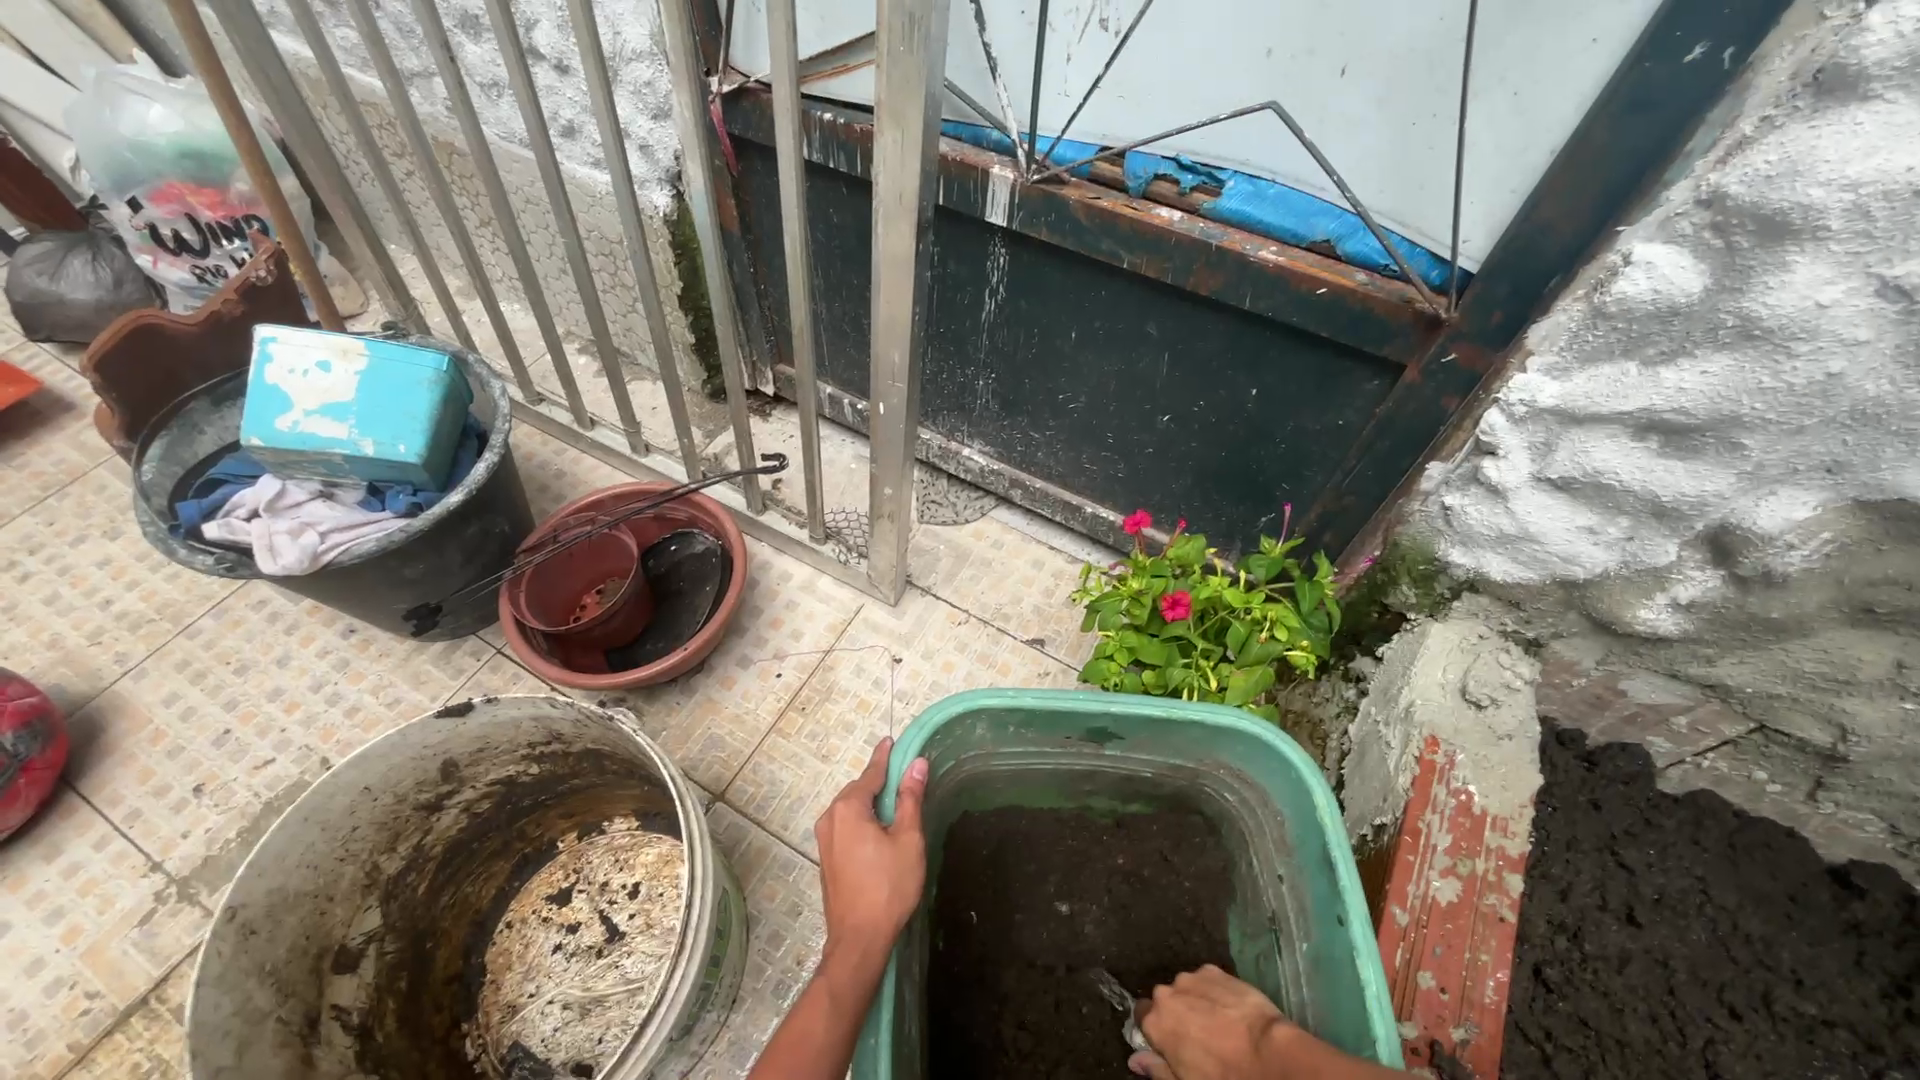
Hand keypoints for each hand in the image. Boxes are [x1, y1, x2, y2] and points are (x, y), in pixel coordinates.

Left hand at [814, 737, 928, 973]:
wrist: (858, 939)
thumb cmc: (888, 887)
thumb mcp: (907, 839)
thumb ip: (910, 799)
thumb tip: (916, 764)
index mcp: (848, 808)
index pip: (870, 774)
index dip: (884, 758)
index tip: (891, 740)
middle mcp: (830, 818)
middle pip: (858, 790)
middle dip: (878, 782)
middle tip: (902, 777)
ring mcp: (824, 840)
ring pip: (850, 810)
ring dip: (870, 803)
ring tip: (895, 805)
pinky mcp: (827, 858)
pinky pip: (845, 826)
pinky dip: (862, 820)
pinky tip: (879, 831)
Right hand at [1131, 966, 1404, 1079]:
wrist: (1267, 1053)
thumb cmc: (1222, 1075)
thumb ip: (1156, 1069)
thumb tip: (1135, 1059)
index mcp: (1154, 1021)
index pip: (1140, 1016)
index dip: (1155, 1030)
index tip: (1169, 1042)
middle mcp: (1166, 992)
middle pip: (1164, 1000)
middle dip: (1176, 1013)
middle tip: (1197, 1035)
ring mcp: (1191, 978)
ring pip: (1186, 988)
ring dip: (1194, 1000)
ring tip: (1217, 1021)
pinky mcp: (1215, 970)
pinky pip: (1207, 980)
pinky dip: (1214, 991)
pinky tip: (1230, 1009)